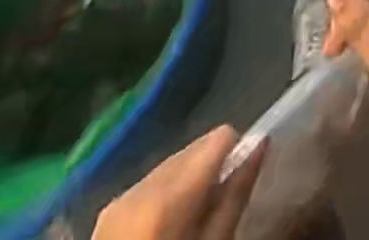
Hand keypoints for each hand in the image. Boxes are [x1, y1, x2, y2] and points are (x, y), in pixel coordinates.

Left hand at [93, 126, 263, 239]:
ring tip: (190, 224)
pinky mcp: (108, 211)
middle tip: (214, 212)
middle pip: (195, 148)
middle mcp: (143, 185)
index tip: (237, 185)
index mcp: (170, 196)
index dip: (236, 155)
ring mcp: (121, 197)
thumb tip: (260, 146)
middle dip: (211, 170)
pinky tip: (165, 231)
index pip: (219, 137)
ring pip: (173, 164)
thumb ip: (236, 195)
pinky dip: (166, 194)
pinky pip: (151, 182)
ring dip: (189, 182)